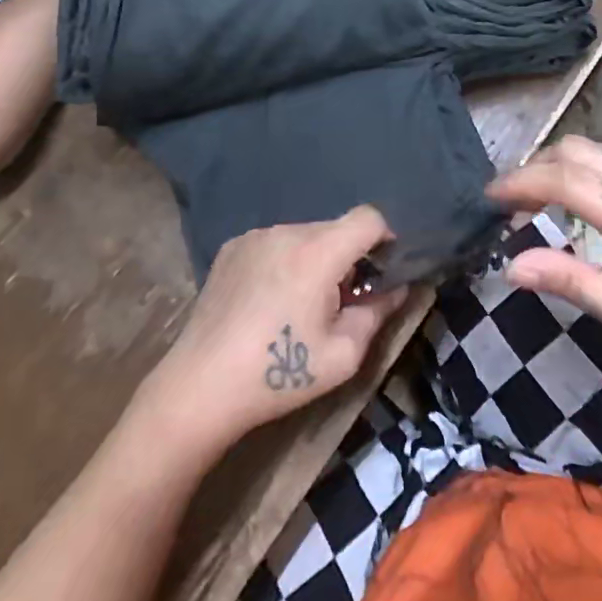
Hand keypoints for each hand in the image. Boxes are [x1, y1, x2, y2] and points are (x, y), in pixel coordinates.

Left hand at [152, 208, 409, 444]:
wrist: (203, 383)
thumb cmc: (280, 373)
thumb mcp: (343, 354)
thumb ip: (378, 312)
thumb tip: (398, 288)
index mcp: (316, 252)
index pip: (367, 217)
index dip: (386, 238)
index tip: (385, 270)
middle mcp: (284, 231)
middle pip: (334, 228)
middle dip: (349, 256)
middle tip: (343, 300)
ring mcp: (253, 237)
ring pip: (302, 235)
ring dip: (315, 259)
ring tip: (301, 304)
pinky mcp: (230, 248)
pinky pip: (273, 243)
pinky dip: (285, 261)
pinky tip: (270, 300)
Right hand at [487, 137, 601, 376]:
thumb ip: (570, 282)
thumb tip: (511, 266)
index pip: (574, 183)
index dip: (525, 183)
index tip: (491, 198)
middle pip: (577, 152)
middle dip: (532, 170)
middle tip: (508, 204)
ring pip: (589, 148)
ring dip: (550, 166)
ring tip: (531, 200)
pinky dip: (573, 168)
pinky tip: (565, 195)